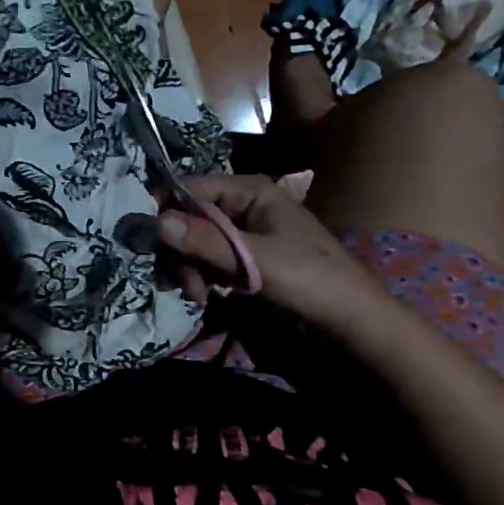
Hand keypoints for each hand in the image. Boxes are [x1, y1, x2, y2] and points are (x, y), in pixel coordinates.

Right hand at [158, 174, 387, 331]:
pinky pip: (210, 257)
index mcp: (249, 190)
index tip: (156, 248)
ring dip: (190, 268)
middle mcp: (244, 204)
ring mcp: (245, 231)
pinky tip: (205, 295)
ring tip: (198, 295)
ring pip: (197, 241)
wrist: (348, 315)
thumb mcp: (253, 259)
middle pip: (190, 217)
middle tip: (183, 285)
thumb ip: (205, 241)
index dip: (168, 214)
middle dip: (182, 251)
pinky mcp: (246, 255)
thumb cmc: (307, 278)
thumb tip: (157, 222)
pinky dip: (202, 275)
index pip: (192, 189)